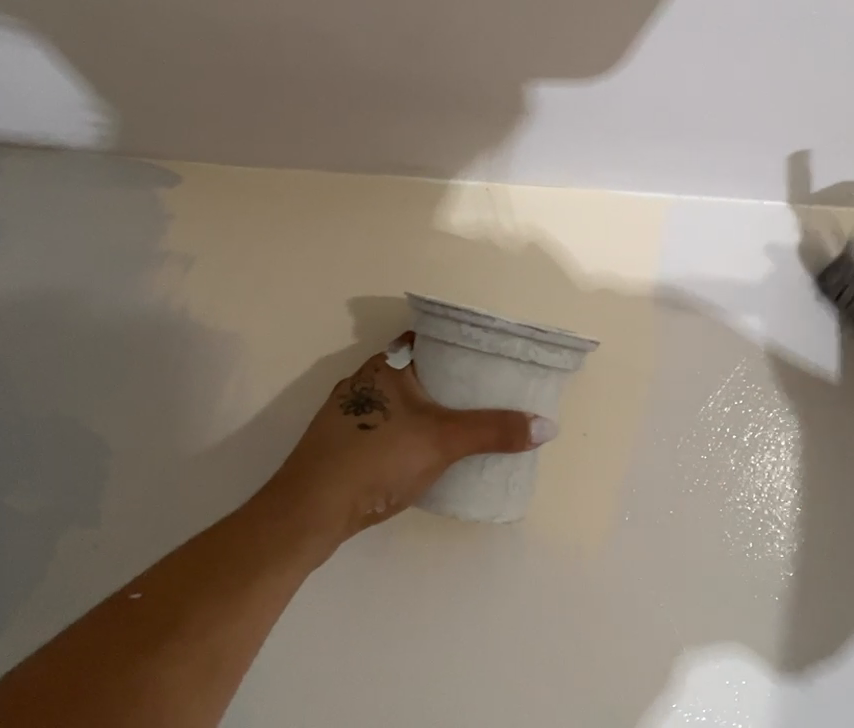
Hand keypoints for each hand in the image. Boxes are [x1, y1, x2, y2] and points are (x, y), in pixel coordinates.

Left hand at [254, 332, 556, 549]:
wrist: (306, 514)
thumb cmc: (374, 460)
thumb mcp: (443, 442)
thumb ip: (493, 431)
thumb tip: (547, 426)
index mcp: (386, 366)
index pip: (430, 339)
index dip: (462, 344)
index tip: (493, 355)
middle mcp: (365, 382)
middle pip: (419, 371)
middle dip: (453, 379)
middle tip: (492, 389)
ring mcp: (350, 415)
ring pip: (403, 401)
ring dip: (433, 408)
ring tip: (471, 418)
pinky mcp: (343, 445)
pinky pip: (390, 426)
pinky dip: (414, 430)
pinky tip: (432, 449)